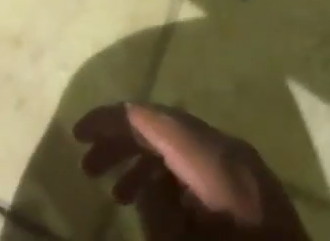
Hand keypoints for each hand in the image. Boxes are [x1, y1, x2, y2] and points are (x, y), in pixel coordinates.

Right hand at [74, 103, 309, 240]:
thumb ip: (157, 209)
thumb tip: (147, 182)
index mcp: (214, 159)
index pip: (152, 119)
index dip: (110, 121)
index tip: (78, 134)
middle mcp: (230, 150)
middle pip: (166, 126)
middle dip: (123, 141)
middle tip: (87, 166)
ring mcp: (245, 167)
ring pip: (182, 145)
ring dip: (144, 160)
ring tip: (113, 194)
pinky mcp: (252, 189)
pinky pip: (201, 165)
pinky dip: (171, 176)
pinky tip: (151, 205)